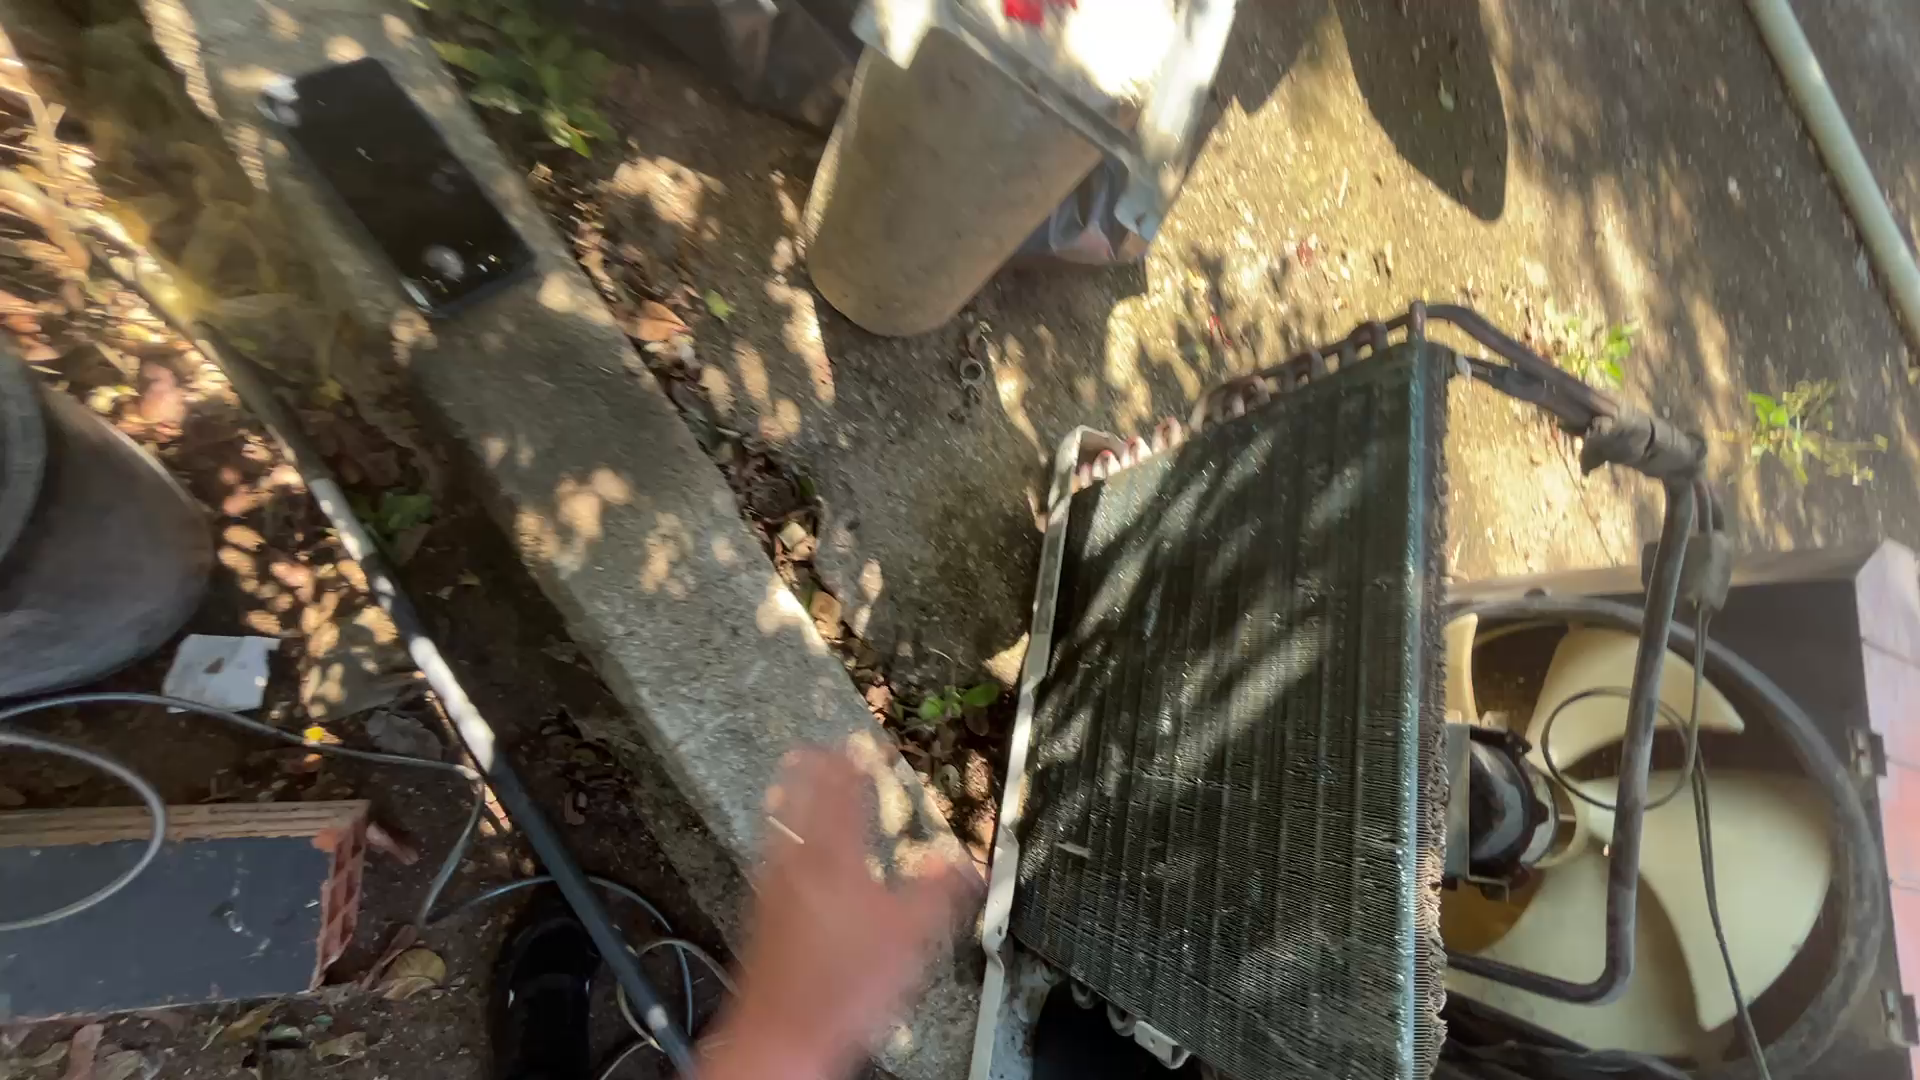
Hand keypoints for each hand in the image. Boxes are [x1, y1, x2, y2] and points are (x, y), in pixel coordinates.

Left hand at [697, 748, 980, 1079]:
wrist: (781, 1034)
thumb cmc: (842, 986)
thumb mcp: (909, 938)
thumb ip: (938, 892)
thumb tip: (962, 862)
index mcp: (837, 858)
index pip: (845, 794)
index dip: (855, 763)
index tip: (865, 744)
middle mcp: (801, 862)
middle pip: (804, 800)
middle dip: (813, 768)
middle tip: (819, 746)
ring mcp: (775, 884)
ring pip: (781, 822)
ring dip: (789, 792)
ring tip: (791, 774)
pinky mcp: (761, 909)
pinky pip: (769, 853)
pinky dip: (776, 830)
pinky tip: (779, 842)